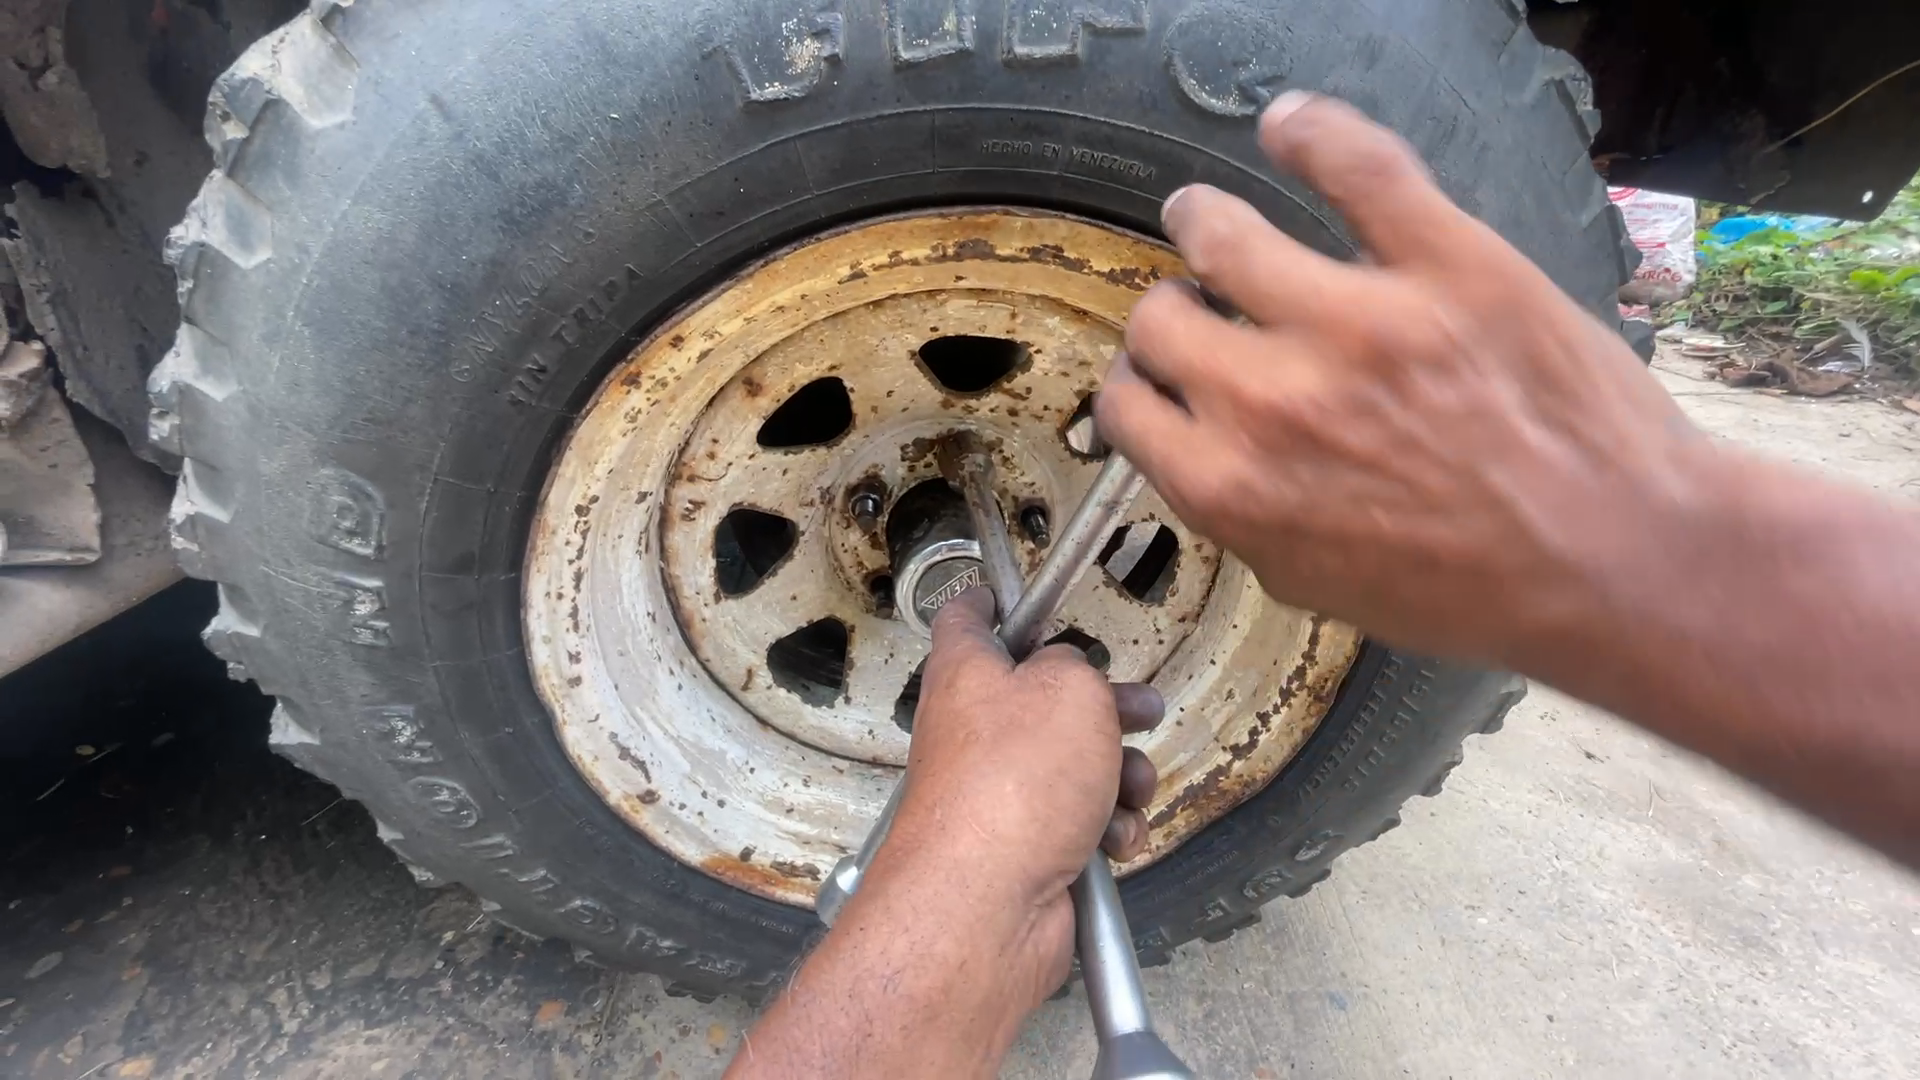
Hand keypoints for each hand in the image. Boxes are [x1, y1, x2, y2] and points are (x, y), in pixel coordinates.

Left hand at [876, 587, 1162, 1000]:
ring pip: (1071, 760)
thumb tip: (1068, 679)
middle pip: (1042, 695)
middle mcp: (975, 726)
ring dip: (1118, 772)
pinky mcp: (1024, 842)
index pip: (966, 618)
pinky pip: (1076, 816)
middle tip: (1143, 706)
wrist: (989, 903)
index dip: (990, 600)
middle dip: (1102, 703)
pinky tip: (1116, 837)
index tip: (1009, 594)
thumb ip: (1077, 666)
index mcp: (966, 671)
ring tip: (1134, 785)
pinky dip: (1105, 824)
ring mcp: (998, 789)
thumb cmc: (1020, 774)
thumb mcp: (1068, 688)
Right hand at [1097, 91, 1695, 668]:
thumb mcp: (1298, 581)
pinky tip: (1284, 124)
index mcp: (1224, 484)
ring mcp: (1351, 324)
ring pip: (1221, 238)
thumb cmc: (1446, 591)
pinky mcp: (1444, 265)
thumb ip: (1227, 514)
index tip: (1152, 386)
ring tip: (1195, 216)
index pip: (1124, 407)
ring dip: (1196, 223)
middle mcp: (1263, 400)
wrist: (1607, 564)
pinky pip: (1359, 170)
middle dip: (1163, 322)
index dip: (1130, 393)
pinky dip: (1312, 133)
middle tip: (1191, 317)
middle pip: (1156, 323)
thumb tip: (1193, 453)